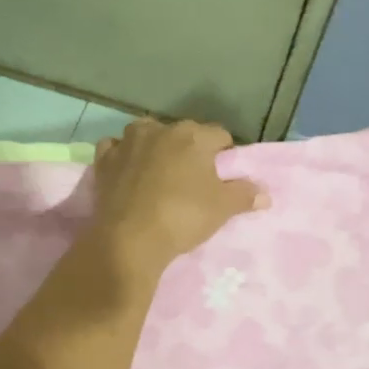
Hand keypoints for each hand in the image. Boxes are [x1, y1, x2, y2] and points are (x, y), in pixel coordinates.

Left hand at [88, 118, 268, 270]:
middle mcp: (160, 130)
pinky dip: (122, 155)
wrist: (129, 239)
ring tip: (158, 172)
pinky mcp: (104, 160)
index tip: (223, 173)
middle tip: (192, 177)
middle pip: (183, 133)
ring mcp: (128, 142)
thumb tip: (265, 193)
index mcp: (193, 136)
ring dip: (154, 146)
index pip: (219, 135)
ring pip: (146, 134)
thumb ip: (244, 195)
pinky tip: (126, 171)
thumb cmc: (182, 217)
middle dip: (189, 149)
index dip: (224, 153)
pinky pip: (115, 148)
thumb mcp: (222, 209)